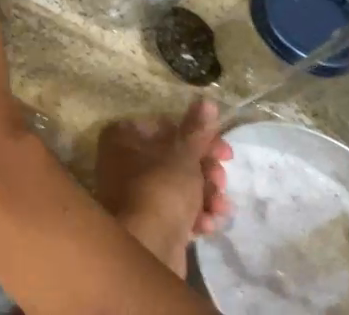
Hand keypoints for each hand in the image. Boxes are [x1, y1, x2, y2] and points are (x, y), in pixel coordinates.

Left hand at [96, 100, 232, 276]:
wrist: (147, 246)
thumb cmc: (161, 189)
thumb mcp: (183, 155)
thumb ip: (196, 130)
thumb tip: (206, 101)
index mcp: (123, 136)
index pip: (166, 127)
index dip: (198, 138)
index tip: (225, 152)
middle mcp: (123, 161)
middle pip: (174, 158)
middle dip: (205, 172)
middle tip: (221, 181)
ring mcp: (135, 194)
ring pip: (179, 187)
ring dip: (205, 196)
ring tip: (219, 208)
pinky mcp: (149, 222)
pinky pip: (176, 212)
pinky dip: (195, 216)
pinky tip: (208, 226)